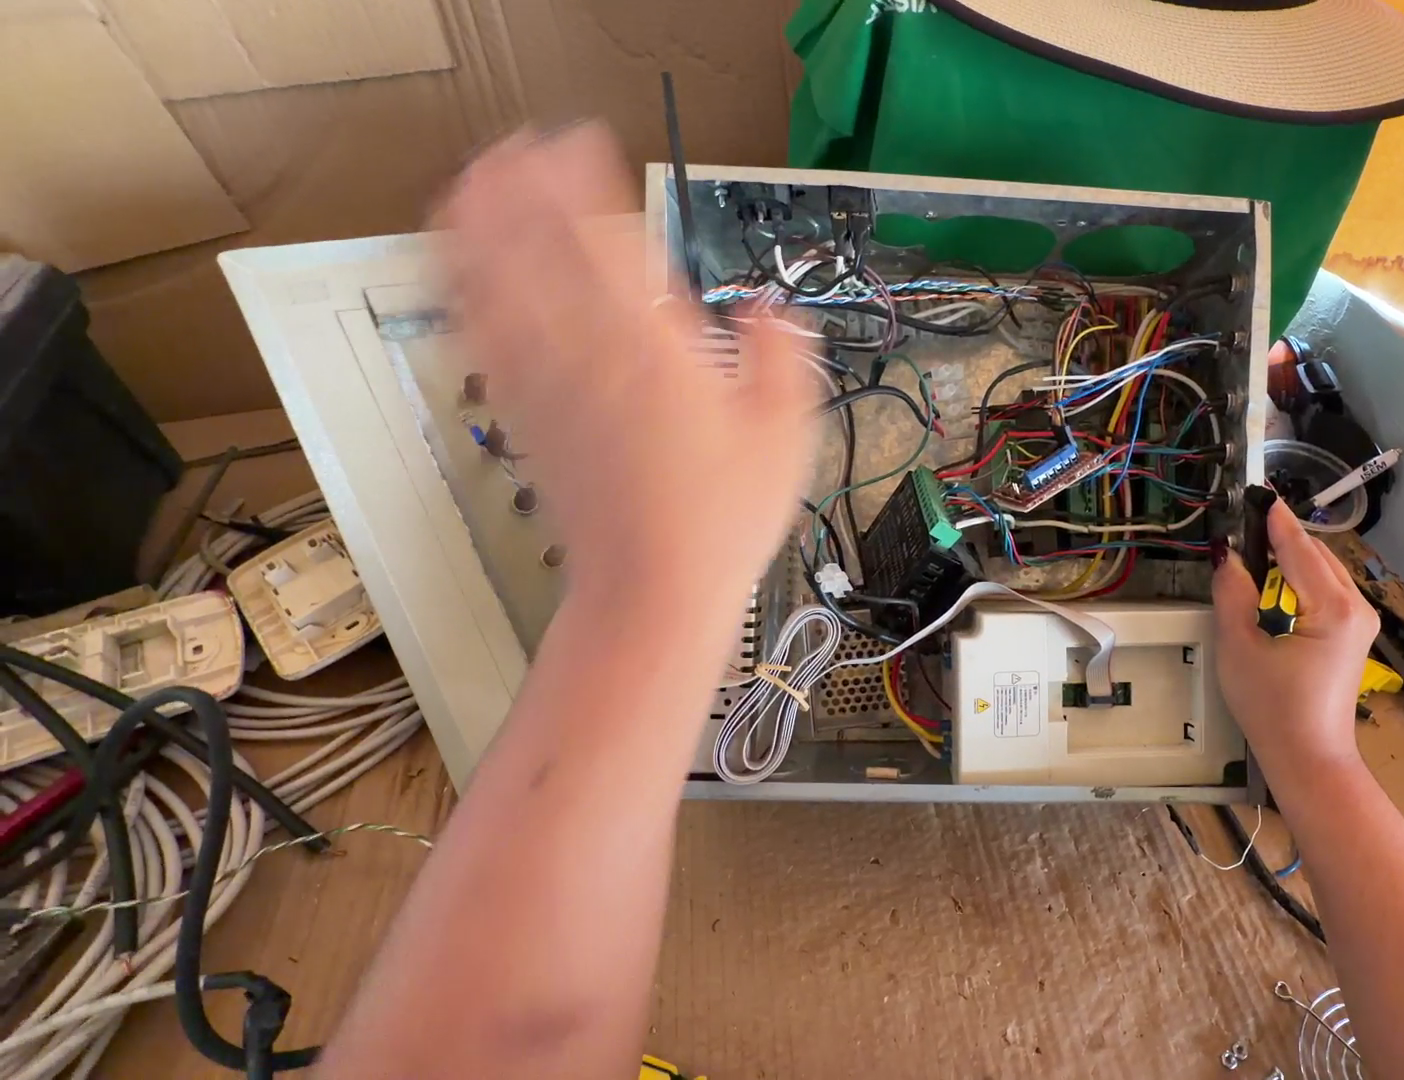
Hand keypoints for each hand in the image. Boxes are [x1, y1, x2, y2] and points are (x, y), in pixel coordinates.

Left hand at [437, 125, 813, 623]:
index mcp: (654, 348)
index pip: (603, 235)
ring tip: (471, 185)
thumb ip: (783, 357)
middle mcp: (586, 353)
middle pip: (526, 245)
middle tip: (520, 149)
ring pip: (483, 284)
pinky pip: (474, 340)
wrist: (652, 591)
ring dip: (471, 224)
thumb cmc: (722, 518)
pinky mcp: (521, 420)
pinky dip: (458, 292)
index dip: (585, 176)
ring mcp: (543, 387)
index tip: (583, 142)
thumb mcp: (787, 435)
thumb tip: (769, 309)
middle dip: (515, 182)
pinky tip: (457, 274)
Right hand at [1211, 502, 1379, 783]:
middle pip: (1315, 554)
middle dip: (1280, 537)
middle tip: (1242, 525)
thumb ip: (1232, 592)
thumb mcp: (1238, 646)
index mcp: (1331, 607)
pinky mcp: (1354, 632)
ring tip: (1252, 554)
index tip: (1254, 491)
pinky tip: (1274, 586)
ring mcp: (1360, 620)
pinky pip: (1326, 589)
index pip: (1297, 548)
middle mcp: (1356, 606)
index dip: (1273, 519)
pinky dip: (1299, 579)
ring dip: (1289, 559)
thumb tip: (1227, 555)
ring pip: (1322, 570)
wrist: (1308, 756)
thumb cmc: (1271, 706)